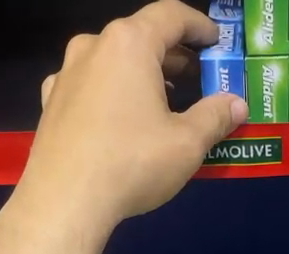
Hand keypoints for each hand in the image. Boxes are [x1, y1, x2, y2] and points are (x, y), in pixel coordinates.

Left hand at [22, 1, 246, 235]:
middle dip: (172, 54)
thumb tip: (237, 104)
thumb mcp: (186, 144)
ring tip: (162, 99)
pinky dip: (111, 93)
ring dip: (140, 73)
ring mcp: (66, 73)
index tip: (216, 41)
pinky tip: (119, 118)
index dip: (199, 25)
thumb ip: (214, 117)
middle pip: (139, 36)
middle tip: (196, 75)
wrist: (66, 200)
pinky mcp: (52, 103)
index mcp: (130, 44)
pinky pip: (88, 86)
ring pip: (112, 61)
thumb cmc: (132, 164)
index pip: (171, 15)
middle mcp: (94, 47)